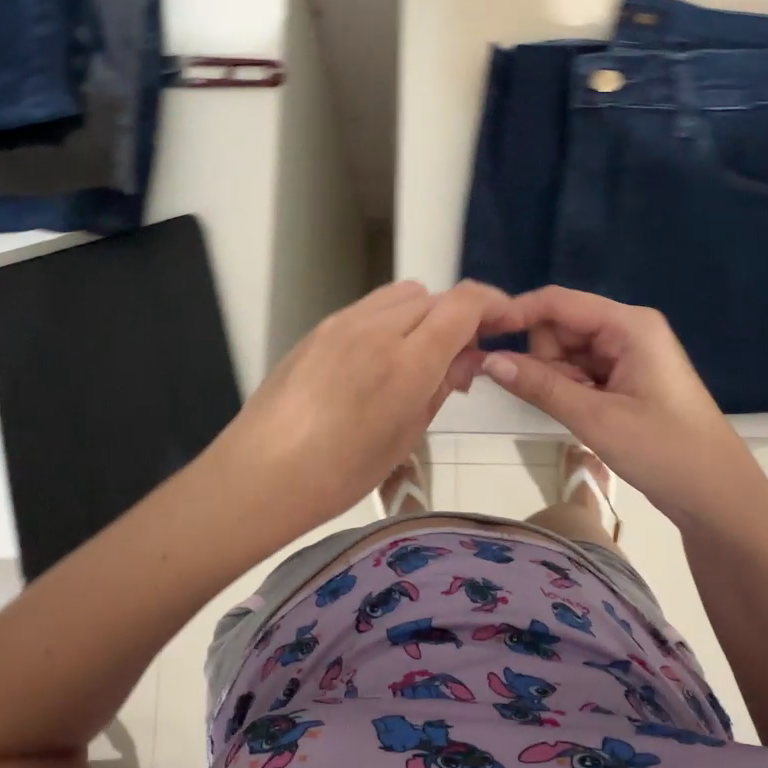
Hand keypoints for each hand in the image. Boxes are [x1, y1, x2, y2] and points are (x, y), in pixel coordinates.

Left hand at [215, 280, 502, 522]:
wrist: (262, 472)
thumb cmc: (340, 472)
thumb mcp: (405, 436)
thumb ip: (440, 387)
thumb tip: (466, 359)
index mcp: (407, 360)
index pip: (464, 304)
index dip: (493, 305)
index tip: (505, 322)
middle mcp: (378, 327)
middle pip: (435, 296)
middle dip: (458, 317)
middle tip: (460, 358)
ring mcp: (344, 322)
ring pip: (402, 295)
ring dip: (423, 314)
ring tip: (418, 356)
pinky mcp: (320, 327)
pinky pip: (370, 308)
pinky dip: (390, 320)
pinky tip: (380, 359)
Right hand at [480, 286, 740, 514]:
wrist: (717, 498)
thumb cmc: (664, 451)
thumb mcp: (595, 418)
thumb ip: (539, 385)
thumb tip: (488, 360)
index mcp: (629, 324)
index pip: (558, 302)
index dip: (516, 314)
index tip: (479, 336)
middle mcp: (628, 330)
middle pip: (560, 326)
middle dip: (543, 357)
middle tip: (556, 399)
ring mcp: (629, 355)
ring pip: (567, 352)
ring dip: (557, 379)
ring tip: (579, 414)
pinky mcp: (627, 379)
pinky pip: (582, 372)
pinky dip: (571, 390)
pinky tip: (583, 417)